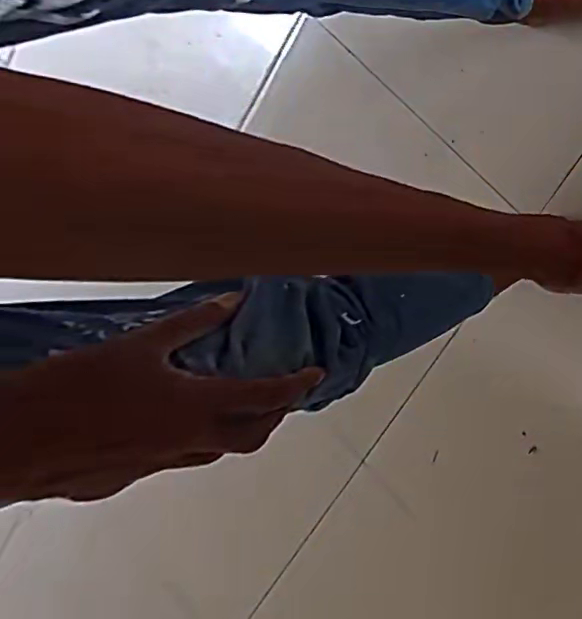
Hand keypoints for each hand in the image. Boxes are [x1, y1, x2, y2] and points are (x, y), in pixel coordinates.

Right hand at [0, 294, 321, 503]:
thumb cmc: (63, 393)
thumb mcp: (136, 346)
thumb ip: (192, 323)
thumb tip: (234, 299)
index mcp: (198, 407)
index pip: (271, 397)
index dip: (301, 384)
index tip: (317, 373)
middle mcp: (182, 441)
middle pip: (252, 437)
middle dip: (274, 417)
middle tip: (282, 397)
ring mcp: (146, 466)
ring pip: (208, 453)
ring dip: (230, 432)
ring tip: (236, 410)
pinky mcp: (109, 483)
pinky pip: (162, 464)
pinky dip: (181, 445)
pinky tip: (171, 428)